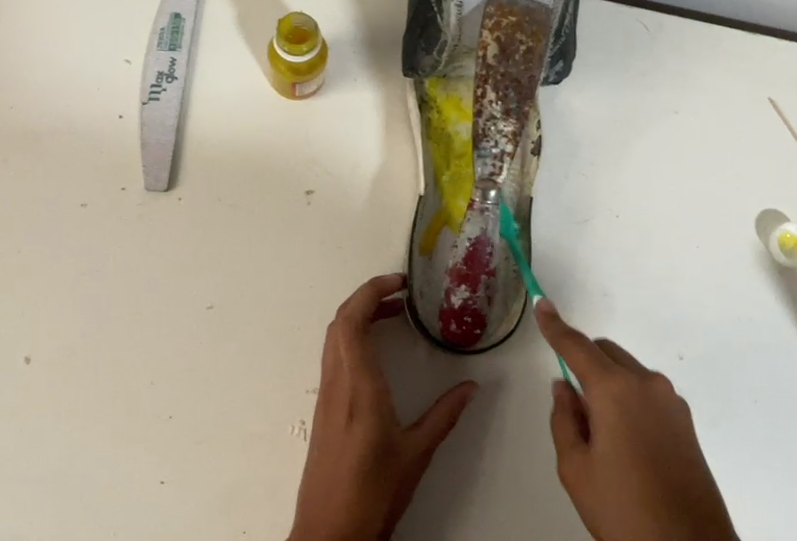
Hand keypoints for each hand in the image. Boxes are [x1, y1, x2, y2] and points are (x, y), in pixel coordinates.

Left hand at [289, 273, 477, 540]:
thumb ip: (444, 415)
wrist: (329, 533)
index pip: (353, 320)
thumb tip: (472, 387)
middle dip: (367, 297)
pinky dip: (354, 339)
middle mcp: (337, 382)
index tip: (399, 282)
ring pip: (334, 338)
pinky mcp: (324, 409)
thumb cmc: (374, 493)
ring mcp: (326, 395)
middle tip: (400, 293)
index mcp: (359, 386)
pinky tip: (379, 353)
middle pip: (340, 321)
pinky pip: (335, 356)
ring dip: (359, 316)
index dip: (372, 291)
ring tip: (394, 316)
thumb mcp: (417, 453)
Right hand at [536, 299, 737, 540]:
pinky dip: (630, 403)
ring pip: (628, 374)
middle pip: (606, 353)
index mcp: (615, 390)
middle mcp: (646, 384)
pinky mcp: (686, 422)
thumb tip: (565, 387)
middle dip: (584, 364)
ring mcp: (671, 402)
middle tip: (574, 410)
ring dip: (609, 386)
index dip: (555, 326)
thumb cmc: (623, 510)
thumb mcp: (576, 469)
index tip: (541, 304)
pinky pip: (647, 395)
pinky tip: (628, 448)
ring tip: (604, 441)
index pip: (577, 346)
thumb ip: (564, 419)